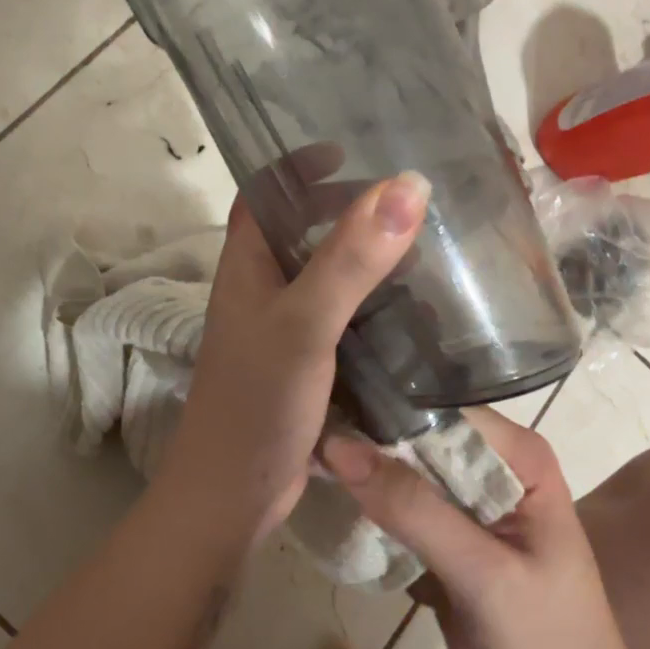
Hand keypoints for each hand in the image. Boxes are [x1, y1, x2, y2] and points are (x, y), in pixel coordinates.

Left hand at [154, 170, 430, 541]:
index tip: (351, 149)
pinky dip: (370, 305)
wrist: (231, 499)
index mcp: (246, 264)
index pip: (263, 190)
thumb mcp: (306, 323)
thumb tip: (407, 185)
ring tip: (418, 248)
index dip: (299, 164)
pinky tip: (410, 313)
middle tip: (402, 201)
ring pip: (321, 274)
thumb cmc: (258, 402)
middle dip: (343, 207)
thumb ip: (351, 258)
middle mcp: (258, 288)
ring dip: (362, 257)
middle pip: (297, 228)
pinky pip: (338, 317)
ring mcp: (278, 329)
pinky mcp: (301, 365)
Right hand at [321, 410, 637, 648]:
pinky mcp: (450, 530)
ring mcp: (471, 497)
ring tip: (306, 453)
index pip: (442, 407)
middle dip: (367, 435)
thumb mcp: (484, 575)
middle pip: (420, 432)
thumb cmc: (546, 637)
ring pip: (406, 465)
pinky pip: (404, 502)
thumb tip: (337, 444)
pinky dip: (371, 500)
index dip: (385, 405)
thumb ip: (416, 511)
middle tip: (306, 428)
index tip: (327, 406)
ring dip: (363, 467)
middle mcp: (495, 462)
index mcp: (520, 454)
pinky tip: (328, 487)